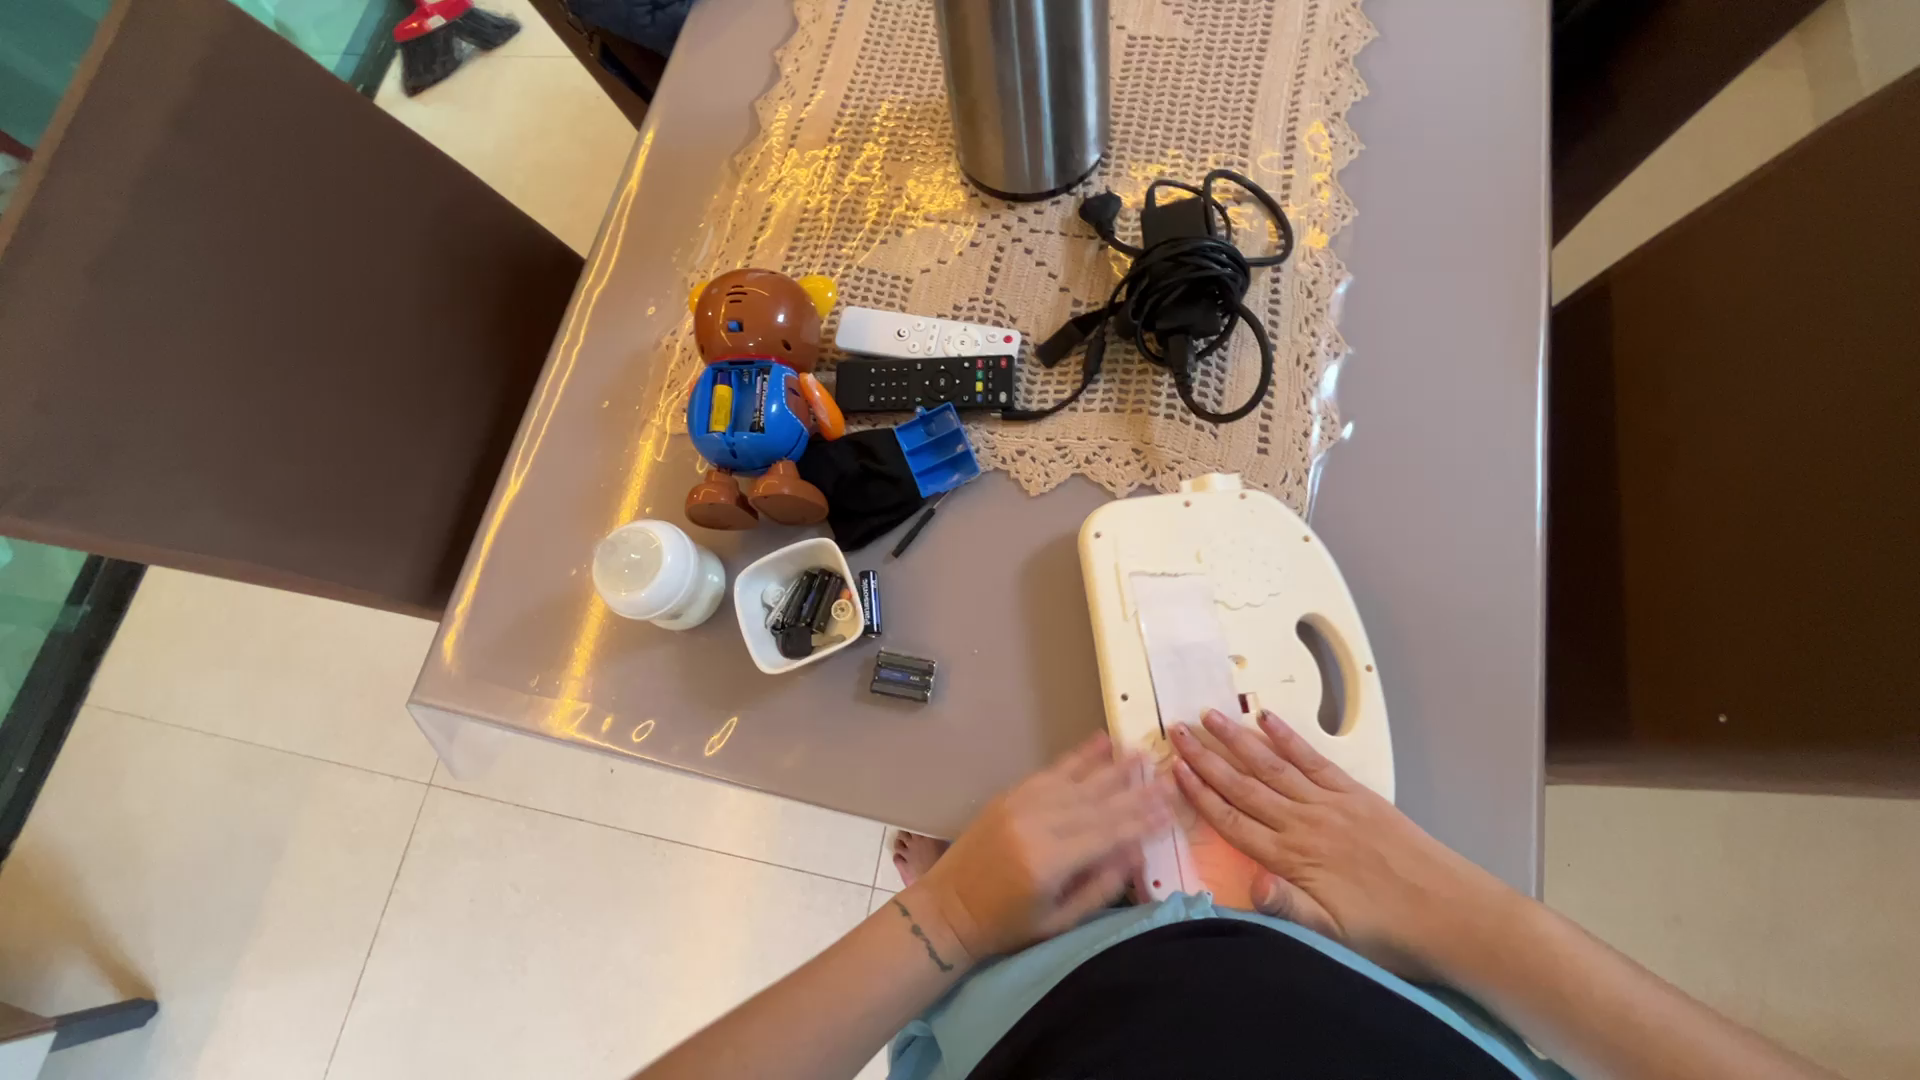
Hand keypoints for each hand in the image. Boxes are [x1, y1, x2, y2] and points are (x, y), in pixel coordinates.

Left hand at [913, 733, 1172, 963]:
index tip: (1171, 807)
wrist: (949, 907)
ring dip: (1111, 767)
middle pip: (1097, 803)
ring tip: (1142, 752)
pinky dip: (1078, 757)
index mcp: (1050, 862)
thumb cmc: (1007, 925)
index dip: (1142, 821)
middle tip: (1167, 774)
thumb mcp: (1059, 921)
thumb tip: (1136, 852)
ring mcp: (1021, 804)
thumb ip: (1099, 887)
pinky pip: (1050, 772)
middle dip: (1135, 790)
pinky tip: (1099, 742)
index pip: (1108, 834)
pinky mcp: (1011, 795)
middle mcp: (1037, 825)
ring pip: (1076, 782)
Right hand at [1170, 709, 1519, 977]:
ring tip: (1210, 715)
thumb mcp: (1334, 936)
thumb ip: (1287, 909)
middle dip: (1206, 757)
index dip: (1200, 794)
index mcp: (1291, 859)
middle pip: (1243, 785)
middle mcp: (1303, 823)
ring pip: (1272, 765)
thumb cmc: (1390, 934)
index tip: (1174, 770)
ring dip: (1237, 739)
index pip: (1233, 820)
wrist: (1455, 916)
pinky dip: (1288, 737)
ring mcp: (1328, 803)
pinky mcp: (1354, 794)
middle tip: (1178, 730)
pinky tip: (1267, 718)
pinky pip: (1313, 760)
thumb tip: (1249, 883)